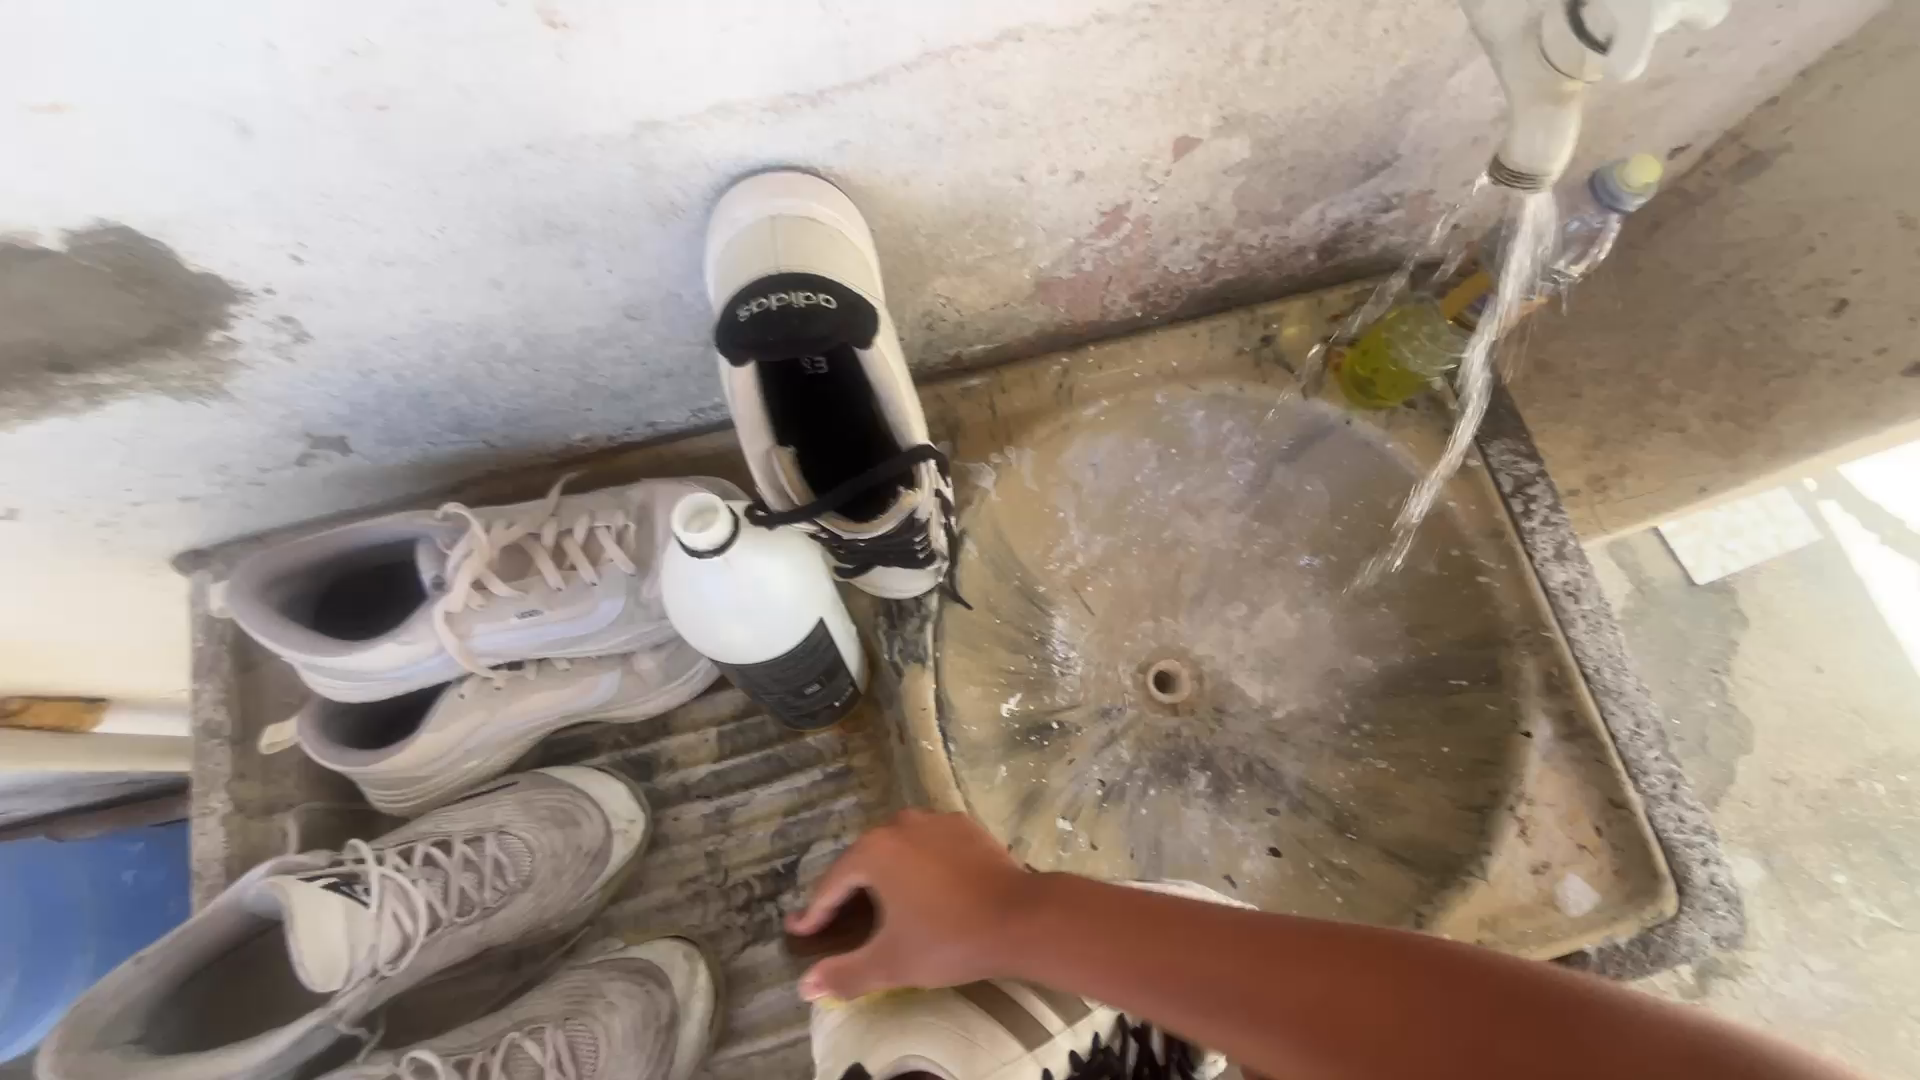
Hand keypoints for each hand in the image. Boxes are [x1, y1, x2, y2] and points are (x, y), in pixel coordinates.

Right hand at [785, 809, 1036, 1000]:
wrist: (1018, 918)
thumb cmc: (947, 939)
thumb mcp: (890, 963)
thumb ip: (844, 973)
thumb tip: (806, 985)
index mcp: (874, 851)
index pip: (832, 883)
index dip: (815, 911)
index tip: (801, 931)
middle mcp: (900, 824)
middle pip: (863, 859)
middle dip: (848, 889)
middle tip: (837, 919)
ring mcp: (934, 820)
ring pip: (898, 847)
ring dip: (885, 872)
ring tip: (880, 901)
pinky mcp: (964, 825)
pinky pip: (928, 843)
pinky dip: (919, 862)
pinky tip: (924, 885)